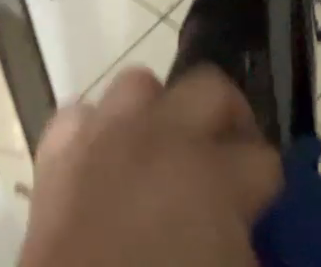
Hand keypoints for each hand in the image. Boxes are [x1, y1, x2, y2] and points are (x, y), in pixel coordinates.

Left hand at [20, 66, 282, 266]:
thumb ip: (241, 236)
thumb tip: (238, 228)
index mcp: (216, 174)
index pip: (264, 157)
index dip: (264, 184)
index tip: (256, 206)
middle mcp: (164, 136)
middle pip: (211, 87)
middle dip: (226, 119)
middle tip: (225, 160)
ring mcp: (107, 137)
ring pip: (139, 84)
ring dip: (155, 113)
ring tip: (160, 150)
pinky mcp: (57, 154)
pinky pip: (78, 118)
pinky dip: (93, 134)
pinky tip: (102, 163)